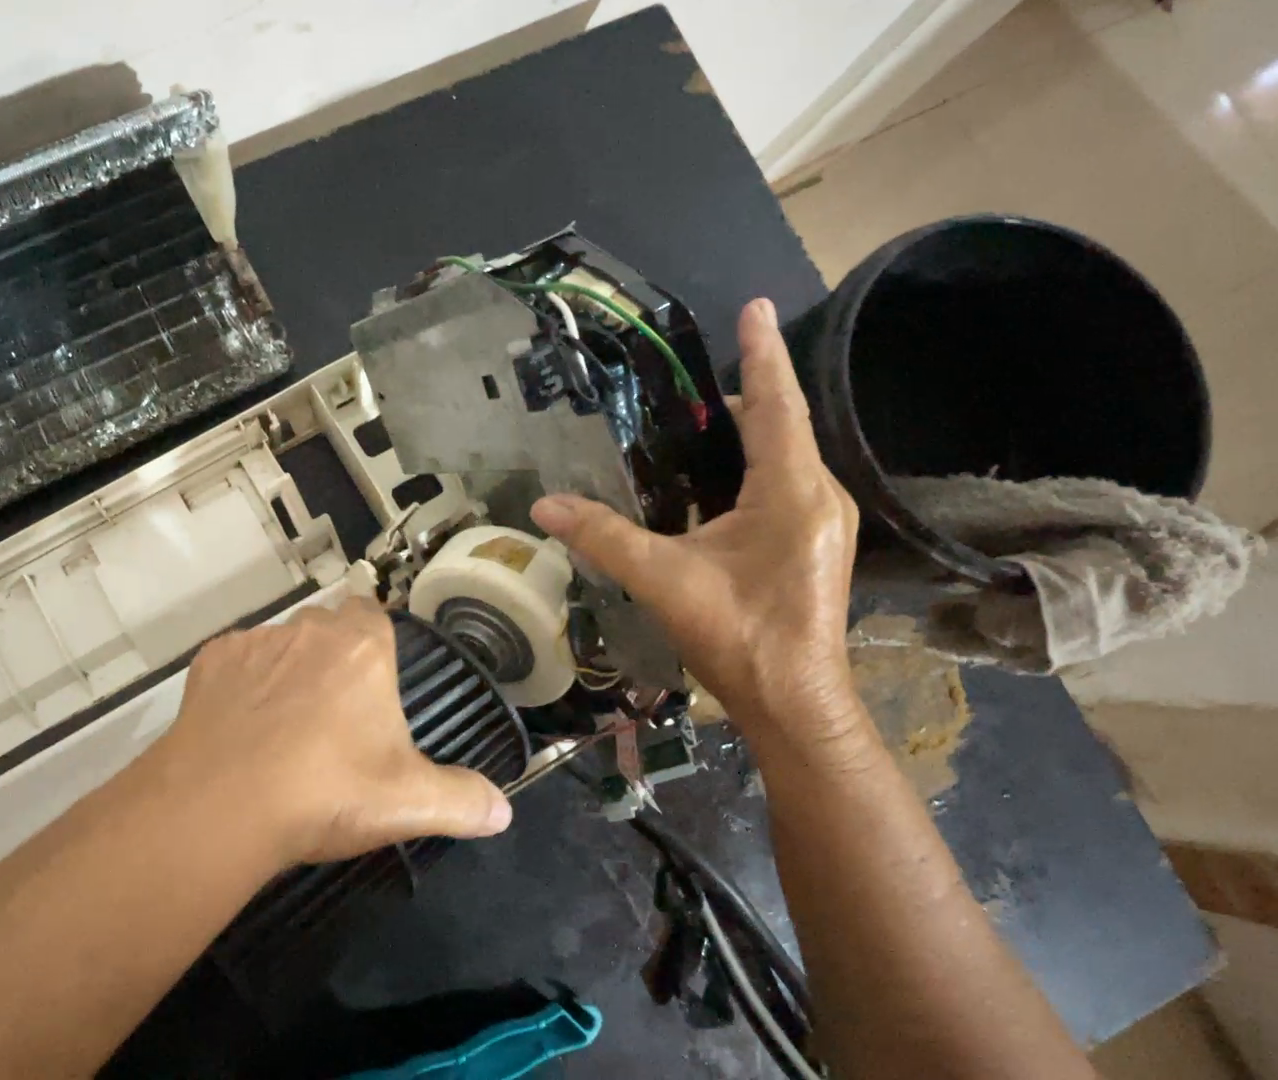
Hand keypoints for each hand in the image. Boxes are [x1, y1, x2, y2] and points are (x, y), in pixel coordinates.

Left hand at [147, 598, 512, 866]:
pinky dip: (240, 685)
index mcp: (362, 649)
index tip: (372, 682)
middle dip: (330, 657)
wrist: (223, 804)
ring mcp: (254, 643)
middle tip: (332, 714)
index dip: (372, 643)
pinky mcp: (209, 662)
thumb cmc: (327, 791)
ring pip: (278, 644)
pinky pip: (234, 663)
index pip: (372, 614)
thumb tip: (503, 809)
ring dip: (284, 671)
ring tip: (282, 727)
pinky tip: (239, 727)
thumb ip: (463, 800)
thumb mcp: (409, 804)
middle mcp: (307, 631)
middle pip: (324, 628)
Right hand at [530, 298, 862, 747]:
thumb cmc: (737, 637)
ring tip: (696, 421)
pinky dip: (751, 465)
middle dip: (743, 395)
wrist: (794, 701)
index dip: (763, 354)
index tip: (756, 306)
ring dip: (746, 432)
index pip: (776, 406)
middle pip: (781, 425)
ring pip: (785, 455)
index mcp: (790, 493)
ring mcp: (822, 521)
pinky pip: (785, 482)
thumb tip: (544, 505)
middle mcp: (818, 496)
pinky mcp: (815, 542)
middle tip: (696, 376)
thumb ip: (603, 536)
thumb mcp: (662, 580)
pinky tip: (714, 480)